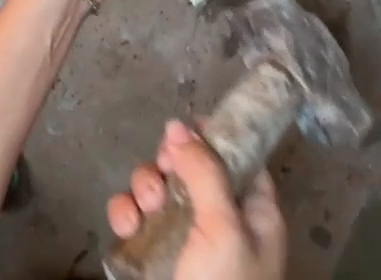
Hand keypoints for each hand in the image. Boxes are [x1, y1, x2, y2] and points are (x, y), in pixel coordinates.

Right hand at [107, 121, 286, 279]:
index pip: (240, 159)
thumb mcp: (223, 228)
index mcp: (253, 215)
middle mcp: (221, 223)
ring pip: (159, 190)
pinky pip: (135, 218)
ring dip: (145, 187)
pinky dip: (126, 214)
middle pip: (192, 168)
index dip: (213, 136)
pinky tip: (127, 224)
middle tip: (163, 167)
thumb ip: (204, 172)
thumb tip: (179, 125)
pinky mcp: (152, 256)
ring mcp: (184, 241)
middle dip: (169, 162)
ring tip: (146, 205)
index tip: (184, 124)